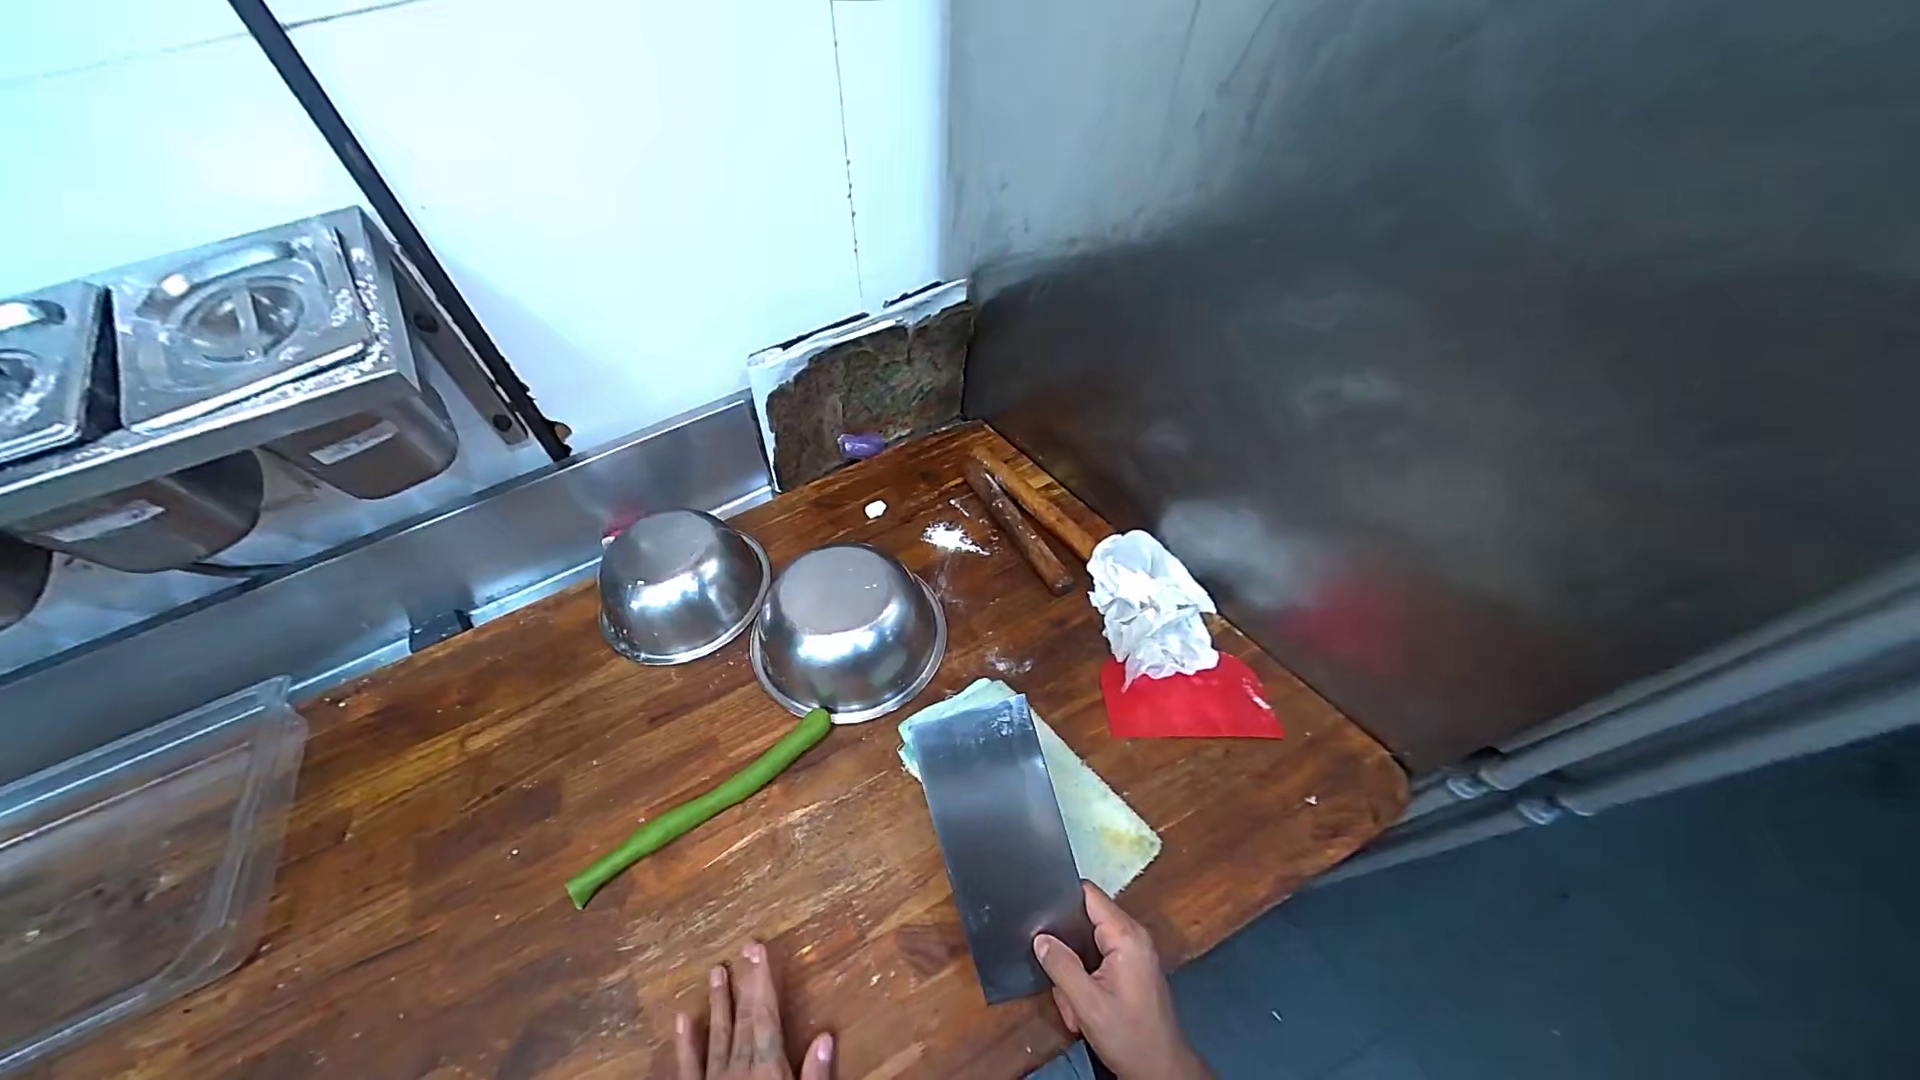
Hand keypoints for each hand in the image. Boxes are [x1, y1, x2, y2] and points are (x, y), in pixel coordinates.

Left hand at [674, 941, 832, 1079]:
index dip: (762, 981)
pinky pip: (687, 1071)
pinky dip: (685, 1045)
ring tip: (715, 971)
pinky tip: (683, 1020)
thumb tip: (826, 1037)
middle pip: (743, 1020)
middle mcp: (738, 1072)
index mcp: (766, 1071)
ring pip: (716, 1038)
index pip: (765, 1016)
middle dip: (745, 983)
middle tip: (743, 948)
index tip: (758, 950)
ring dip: (717, 1004)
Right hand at [1033, 883, 1212, 1079]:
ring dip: (1076, 971)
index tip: (1041, 913)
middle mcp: (1133, 935)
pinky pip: (1099, 959)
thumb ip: (1062, 966)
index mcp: (1126, 935)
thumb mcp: (1088, 1004)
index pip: (1089, 894)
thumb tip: (1040, 938)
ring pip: (1089, 943)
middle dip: (1068, 949)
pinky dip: (1087, 978)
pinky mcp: (1132, 967)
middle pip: (1086, 920)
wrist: (1164, 1073)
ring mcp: (1135, 951)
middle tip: (1061, 981)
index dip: (1063, 898)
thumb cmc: (1131, 1038)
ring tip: (1074, 1003)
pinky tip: (1083, 1005)